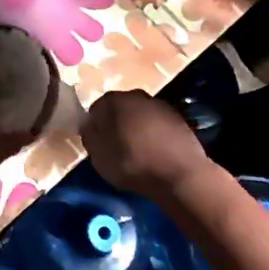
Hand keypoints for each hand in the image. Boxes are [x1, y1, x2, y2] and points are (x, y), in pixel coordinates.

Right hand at [82, 91, 213, 199]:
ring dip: (136, 129)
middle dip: (116, 124)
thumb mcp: (98, 155)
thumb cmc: (131, 163)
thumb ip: (89, 136)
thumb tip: (89, 125)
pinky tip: (155, 153)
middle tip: (116, 147)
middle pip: (120, 109)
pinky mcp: (179, 118)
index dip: (95, 127)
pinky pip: (158, 125)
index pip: (96, 109)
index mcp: (113, 100)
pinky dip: (154, 135)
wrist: (179, 174)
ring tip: (137, 153)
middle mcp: (137, 95)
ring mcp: (161, 105)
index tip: (98, 144)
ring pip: (140, 116)